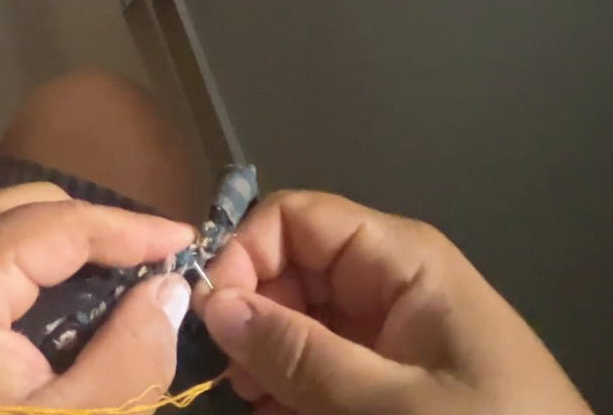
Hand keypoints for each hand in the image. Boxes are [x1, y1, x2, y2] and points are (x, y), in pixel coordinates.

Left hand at [0, 183, 196, 414]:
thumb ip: (131, 354)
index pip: (61, 222)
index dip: (131, 228)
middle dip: (96, 230)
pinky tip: (73, 302)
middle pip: (31, 208)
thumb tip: (170, 288)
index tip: (187, 240)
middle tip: (155, 266)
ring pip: (9, 225)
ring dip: (68, 247)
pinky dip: (36, 268)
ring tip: (125, 279)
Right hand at [196, 191, 590, 414]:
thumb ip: (301, 356)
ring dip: (262, 353)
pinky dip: (286, 383)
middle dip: (250, 311)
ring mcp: (384, 331)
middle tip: (223, 373)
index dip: (246, 252)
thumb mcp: (396, 409)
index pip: (295, 217)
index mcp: (399, 259)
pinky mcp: (385, 377)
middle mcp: (385, 281)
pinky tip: (272, 412)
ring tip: (247, 400)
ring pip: (295, 315)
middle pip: (289, 265)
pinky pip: (317, 359)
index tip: (213, 314)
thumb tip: (213, 305)